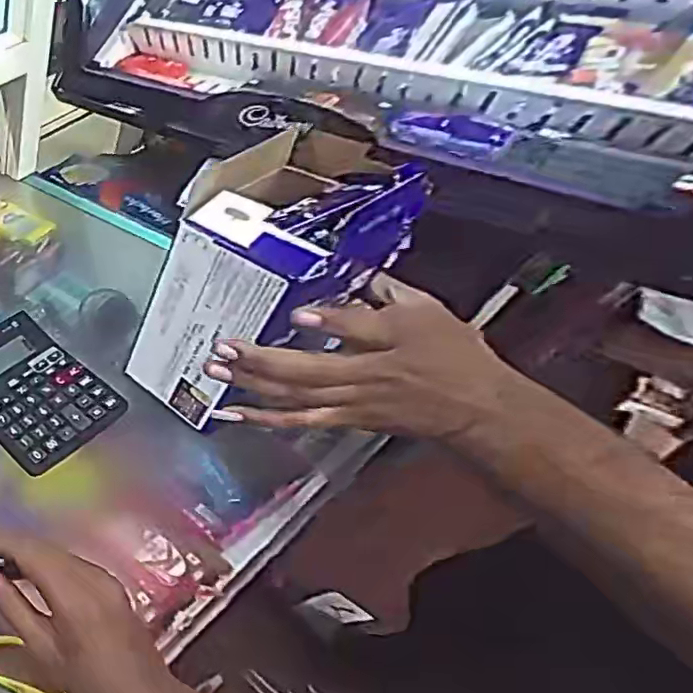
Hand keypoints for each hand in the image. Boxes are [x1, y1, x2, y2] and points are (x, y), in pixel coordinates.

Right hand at [0, 530, 173, 692]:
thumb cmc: (93, 689)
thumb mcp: (42, 651)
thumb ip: (8, 605)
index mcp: (74, 594)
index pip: (26, 550)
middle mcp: (90, 575)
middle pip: (38, 544)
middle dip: (1, 542)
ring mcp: (103, 576)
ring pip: (51, 549)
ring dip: (19, 550)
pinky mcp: (108, 582)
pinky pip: (65, 560)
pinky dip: (38, 560)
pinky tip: (20, 571)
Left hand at [204, 273, 528, 441]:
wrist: (478, 407)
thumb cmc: (451, 353)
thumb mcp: (427, 311)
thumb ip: (385, 291)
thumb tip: (349, 271)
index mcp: (395, 341)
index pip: (363, 330)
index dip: (332, 322)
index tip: (298, 315)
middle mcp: (368, 376)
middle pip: (310, 370)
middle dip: (263, 360)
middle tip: (224, 346)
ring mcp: (351, 402)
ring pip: (295, 396)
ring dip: (250, 384)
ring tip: (215, 370)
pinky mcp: (343, 420)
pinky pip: (297, 420)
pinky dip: (261, 417)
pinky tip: (230, 411)